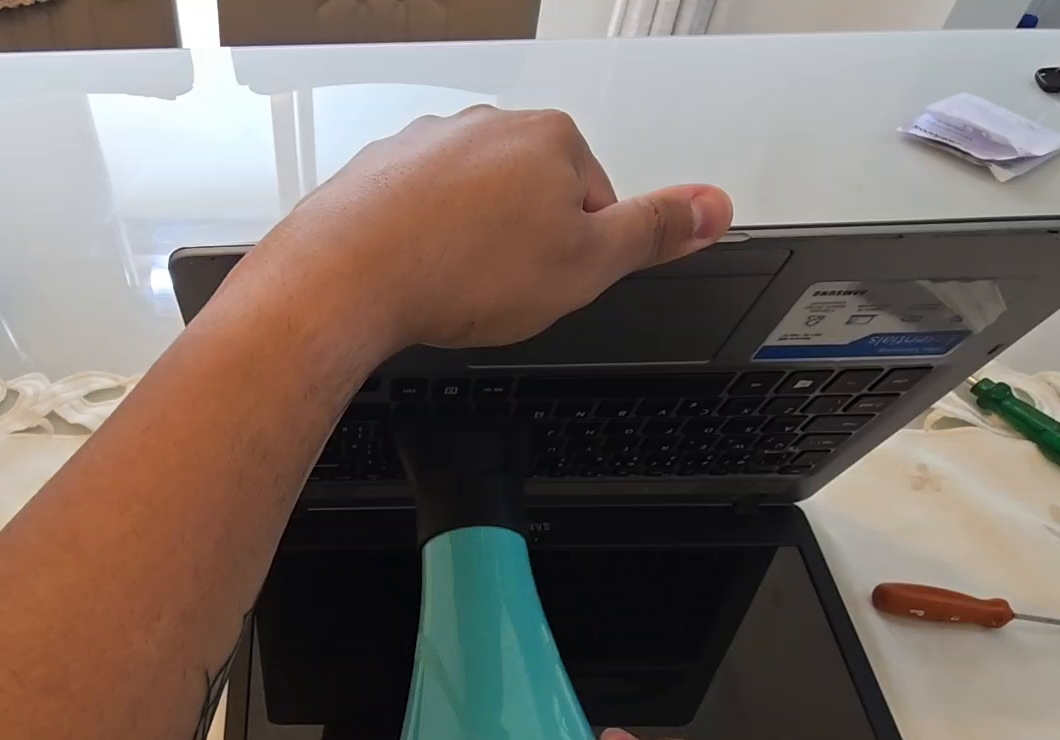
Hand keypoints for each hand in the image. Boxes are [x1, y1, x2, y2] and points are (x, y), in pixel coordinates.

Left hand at [228, 106, 732, 356]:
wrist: (348, 279)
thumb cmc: (457, 272)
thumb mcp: (582, 267)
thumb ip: (651, 233)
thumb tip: (711, 208)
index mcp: (549, 141)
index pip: (593, 197)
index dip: (576, 254)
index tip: (551, 282)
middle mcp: (485, 129)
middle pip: (526, 198)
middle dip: (519, 247)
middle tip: (497, 291)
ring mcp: (424, 148)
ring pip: (466, 206)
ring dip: (465, 245)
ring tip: (448, 286)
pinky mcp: (377, 176)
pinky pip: (413, 215)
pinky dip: (416, 244)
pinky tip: (410, 274)